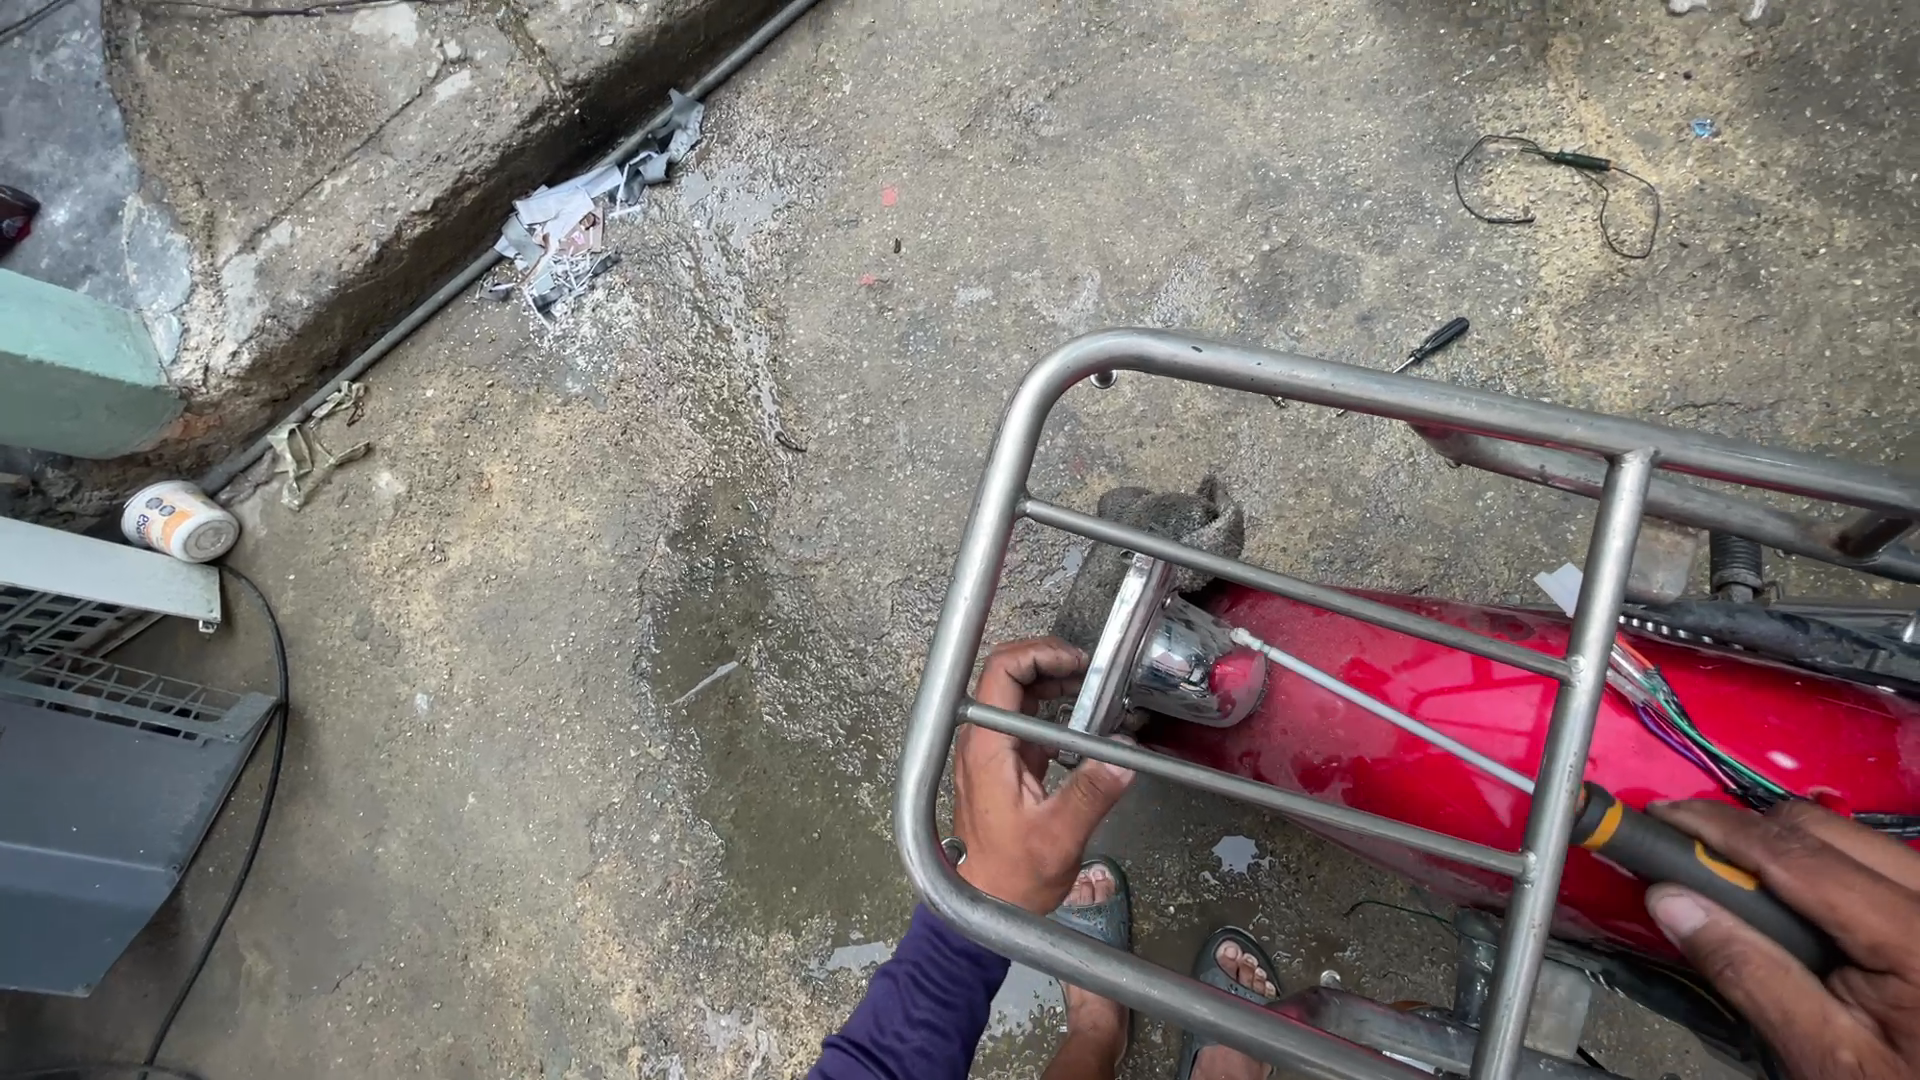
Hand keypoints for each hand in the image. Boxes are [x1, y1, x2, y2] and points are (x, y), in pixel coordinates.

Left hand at [952, 637, 1135, 913]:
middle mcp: (982, 739)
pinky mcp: (1003, 763)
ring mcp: (991, 750)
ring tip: (1090, 688)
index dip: (1038, 654)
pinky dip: (1052, 710)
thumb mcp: (1058, 836)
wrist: (986, 904)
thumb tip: (1124, 755)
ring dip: (1051, 683)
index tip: (1076, 662)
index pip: (1001, 672)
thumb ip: (1091, 793)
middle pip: (1007, 675)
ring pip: (1016, 694)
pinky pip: (1025, 719)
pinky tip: (1081, 720)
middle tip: (1089, 671)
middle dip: (1048, 662)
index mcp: (987, 746)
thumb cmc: (1011, 878)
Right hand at [1646, 799, 1919, 1079]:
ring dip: (1786, 852)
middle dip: (1748, 833)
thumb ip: (1752, 976)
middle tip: (1693, 862)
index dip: (1716, 827)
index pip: (1798, 855)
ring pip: (1851, 841)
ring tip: (1746, 892)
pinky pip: (1878, 869)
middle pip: (1825, 829)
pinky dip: (1822, 873)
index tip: (1656, 819)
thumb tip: (1668, 900)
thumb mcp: (1833, 1061)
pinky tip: (1802, 912)